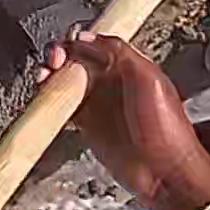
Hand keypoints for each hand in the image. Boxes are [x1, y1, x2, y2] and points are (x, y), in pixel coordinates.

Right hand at [42, 29, 209, 209]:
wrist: (166, 174)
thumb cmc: (165, 127)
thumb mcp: (148, 79)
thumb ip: (119, 51)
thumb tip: (85, 35)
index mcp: (123, 64)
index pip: (91, 42)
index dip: (74, 40)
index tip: (66, 48)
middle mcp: (107, 79)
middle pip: (73, 56)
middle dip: (58, 53)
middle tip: (54, 62)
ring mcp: (95, 101)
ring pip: (63, 78)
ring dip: (49, 72)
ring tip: (43, 77)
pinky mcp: (85, 123)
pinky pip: (61, 104)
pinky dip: (48, 96)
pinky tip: (43, 94)